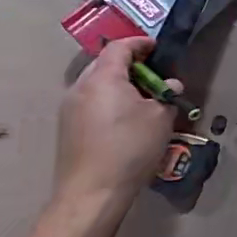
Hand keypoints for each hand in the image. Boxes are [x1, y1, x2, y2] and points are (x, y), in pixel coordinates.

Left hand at [50, 37, 180, 208]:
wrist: (92, 192)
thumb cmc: (130, 148)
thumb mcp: (160, 118)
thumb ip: (166, 95)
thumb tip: (169, 85)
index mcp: (103, 77)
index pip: (119, 47)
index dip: (139, 43)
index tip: (156, 48)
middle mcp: (80, 87)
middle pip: (104, 64)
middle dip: (129, 65)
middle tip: (151, 76)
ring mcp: (69, 108)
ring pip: (96, 85)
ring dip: (118, 85)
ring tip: (140, 100)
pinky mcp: (67, 129)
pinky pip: (90, 103)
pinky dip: (107, 102)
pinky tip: (123, 121)